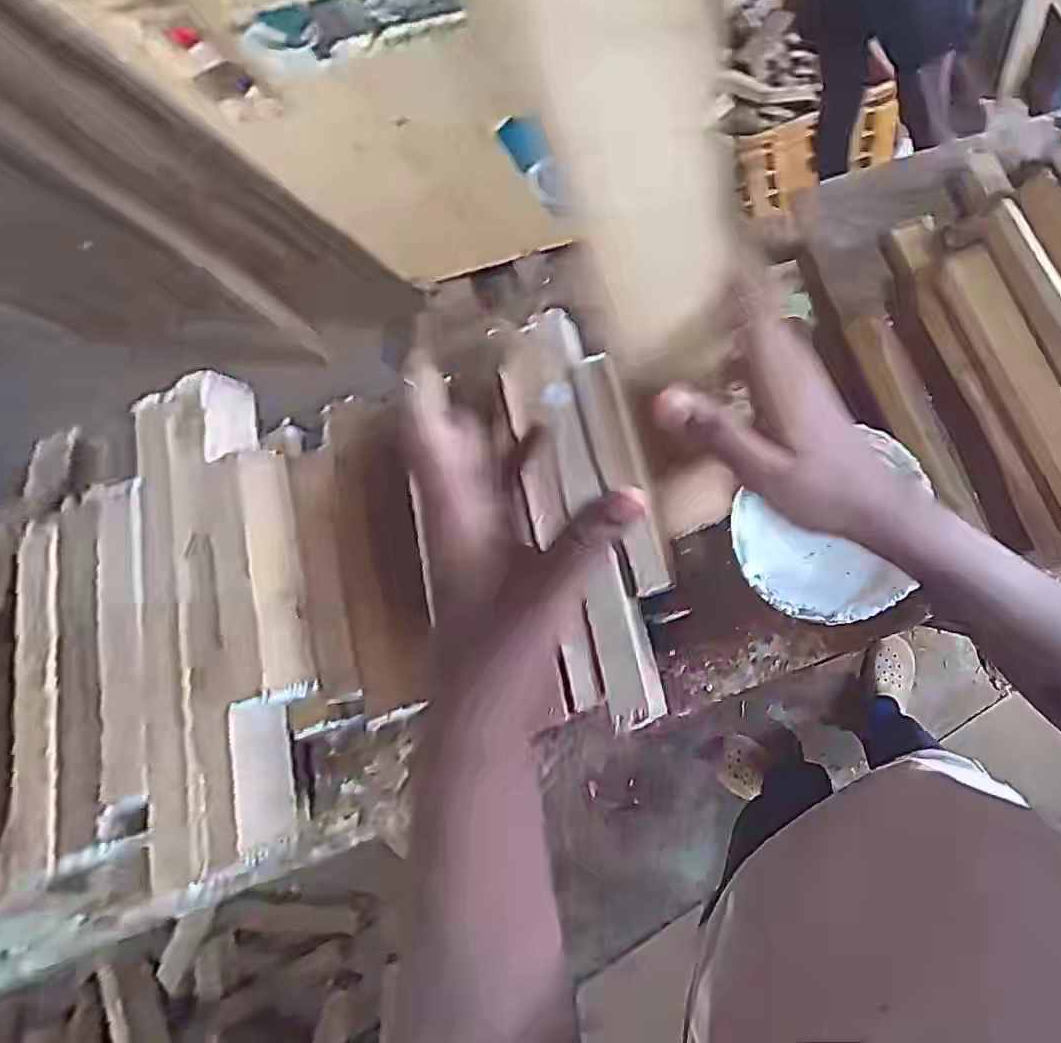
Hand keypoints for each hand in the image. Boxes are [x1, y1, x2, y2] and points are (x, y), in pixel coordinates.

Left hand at [405, 361, 644, 733]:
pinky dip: (527, 475)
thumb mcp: (546, 591)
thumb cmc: (499, 651)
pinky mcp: (499, 560)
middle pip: (456, 449)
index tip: (427, 350)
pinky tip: (552, 462)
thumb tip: (634, 494)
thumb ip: (587, 541)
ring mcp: (478, 540)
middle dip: (468, 403)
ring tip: (525, 394)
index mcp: (456, 518)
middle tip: (489, 359)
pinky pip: (510, 501)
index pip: (432, 444)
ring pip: (484, 474)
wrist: (483, 710)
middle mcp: (460, 520)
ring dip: (499, 436)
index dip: (426, 396)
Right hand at [652, 269, 922, 549]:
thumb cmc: (821, 489)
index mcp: (780, 372)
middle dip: (724, 283)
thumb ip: (717, 432)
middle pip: (757, 306)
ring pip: (762, 330)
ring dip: (731, 316)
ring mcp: (802, 375)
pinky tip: (718, 372)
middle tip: (677, 269)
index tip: (710, 227)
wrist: (874, 505)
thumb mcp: (763, 470)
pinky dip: (741, 348)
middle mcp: (792, 362)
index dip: (736, 264)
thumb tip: (663, 396)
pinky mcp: (806, 392)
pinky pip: (767, 353)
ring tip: (687, 310)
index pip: (756, 301)